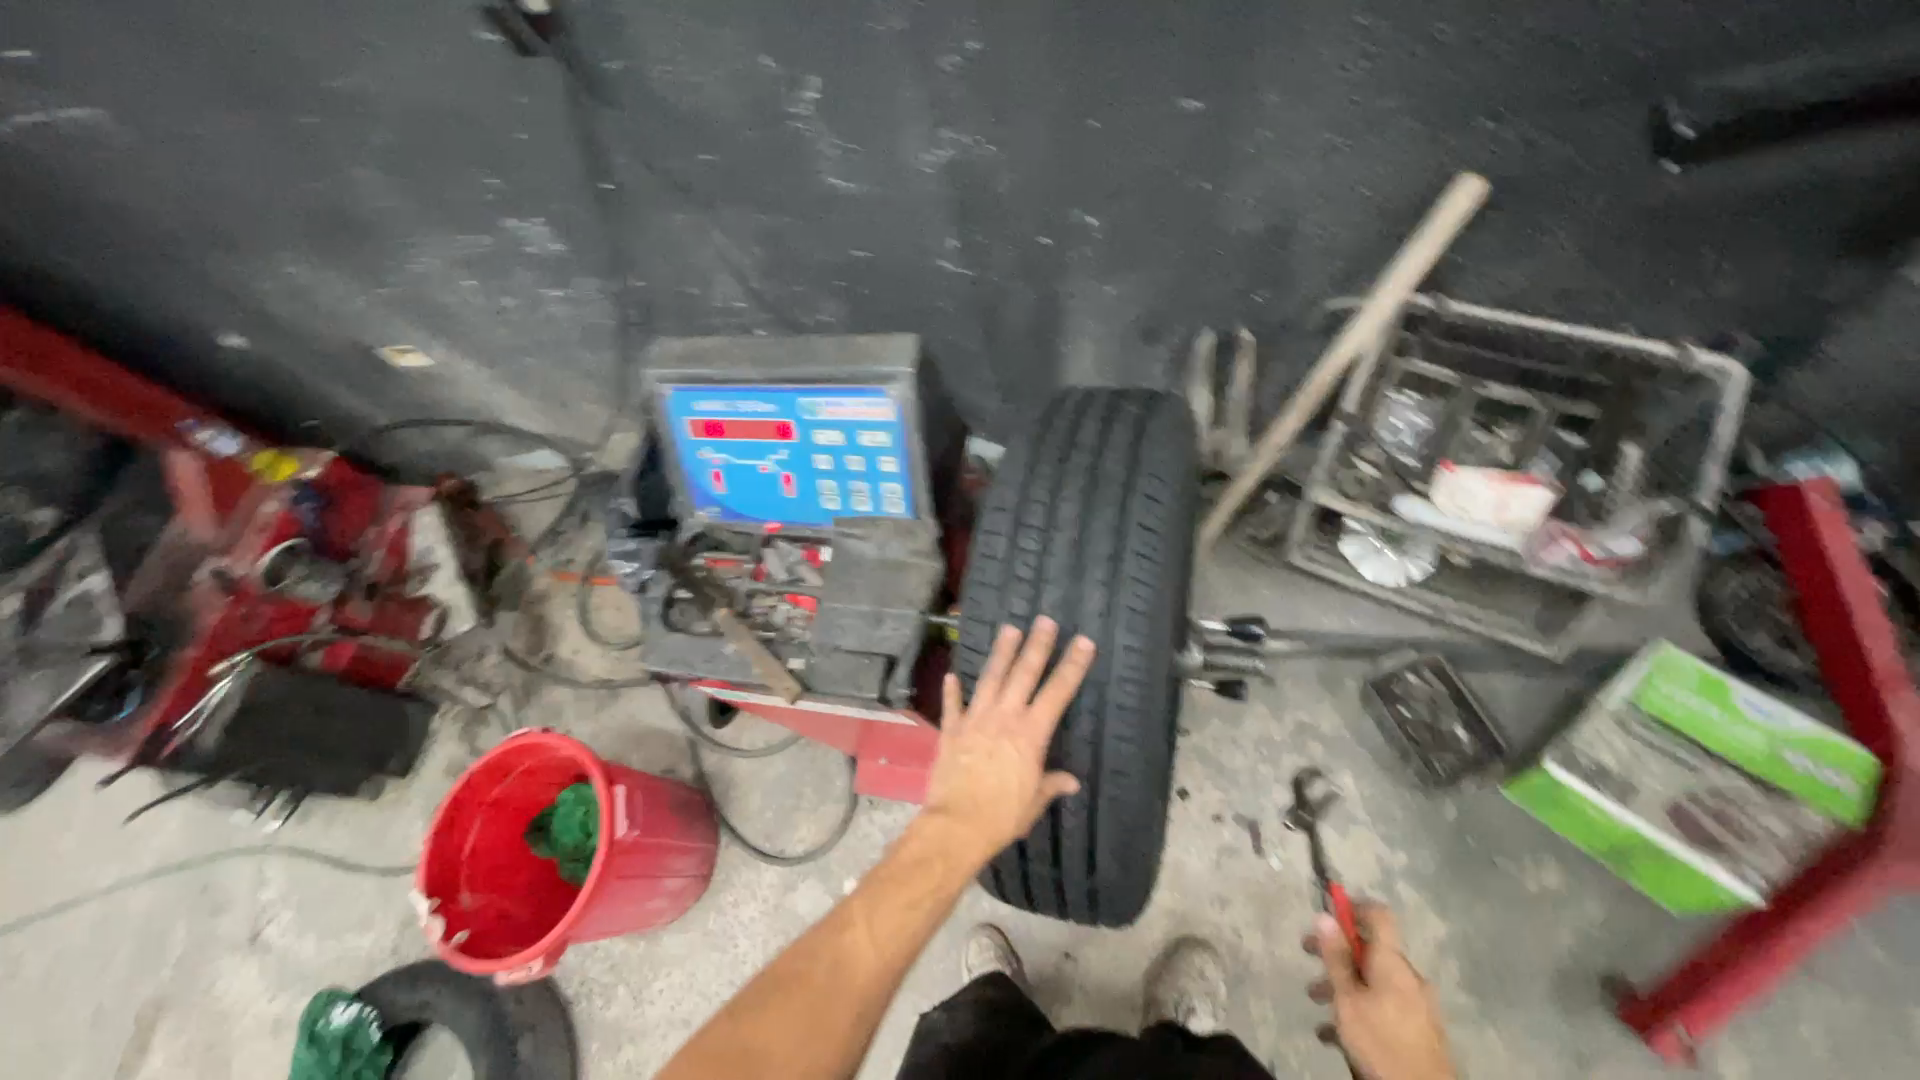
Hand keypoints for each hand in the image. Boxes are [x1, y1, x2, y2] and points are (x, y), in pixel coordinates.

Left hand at [919, 617, 1093, 866]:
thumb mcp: (1034, 801)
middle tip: (1045, 621)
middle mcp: (1004, 718)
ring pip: (990, 679)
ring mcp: (975, 721)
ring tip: (1009, 629)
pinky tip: (952, 675)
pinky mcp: (951, 731)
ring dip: (1001, 653)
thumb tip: (1071, 780)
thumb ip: (1051, 784)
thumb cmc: (1003, 815)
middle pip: (1023, 674)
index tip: (1083, 642)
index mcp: (1031, 734)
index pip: (1058, 692)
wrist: (957, 825)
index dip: (1072, 666)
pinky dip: (952, 691)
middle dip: (1037, 646)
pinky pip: (953, 706)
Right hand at [1307, 902, 1453, 1079]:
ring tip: (1316, 1002)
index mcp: (1393, 962)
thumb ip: (1335, 957)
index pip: (1379, 915)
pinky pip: (1384, 1006)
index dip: (1354, 906)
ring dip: (1343, 985)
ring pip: (1374, 981)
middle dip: (1336, 952)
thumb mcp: (1347, 998)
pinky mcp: (1419, 1029)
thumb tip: (1325, 915)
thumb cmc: (1379, 1040)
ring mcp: (1417, 1004)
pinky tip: (1335, 1033)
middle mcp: (1409, 977)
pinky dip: (1360, 1009)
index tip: (1328, 909)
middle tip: (1306, 955)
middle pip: (1370, 951)